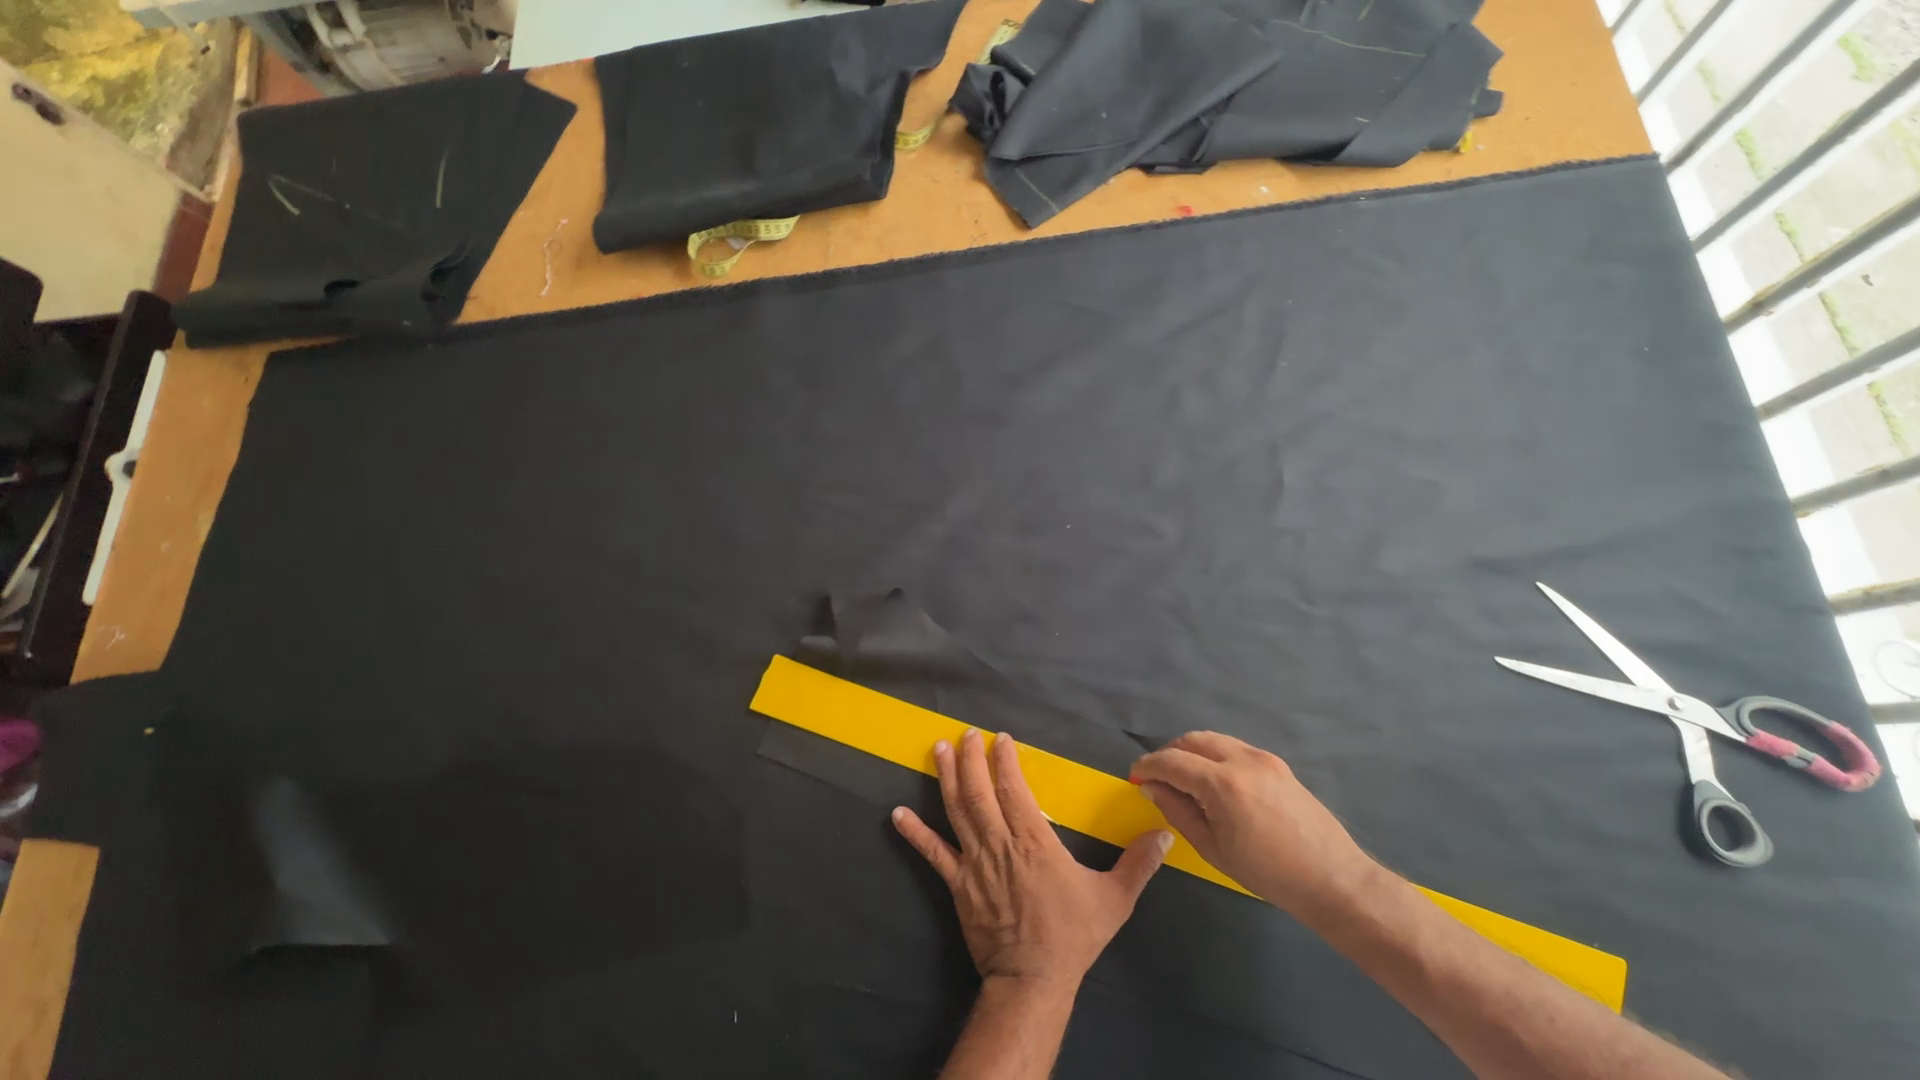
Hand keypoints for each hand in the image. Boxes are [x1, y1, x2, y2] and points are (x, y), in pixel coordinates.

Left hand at [893, 728, 1171, 989]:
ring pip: (957, 811)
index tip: (1000, 740)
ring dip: (945, 778)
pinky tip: (897, 814)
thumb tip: (1165, 834)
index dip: (1005, 761)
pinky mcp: (957, 885)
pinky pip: (932, 854)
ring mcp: (974, 864)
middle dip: (971, 759)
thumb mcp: (1115, 899)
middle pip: (980, 792)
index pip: (1015, 790)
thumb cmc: (1072, 936)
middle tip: (965, 734)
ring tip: (937, 749)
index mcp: (1035, 842)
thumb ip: (1138, 863)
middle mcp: (1001, 845)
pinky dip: (915, 832)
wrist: (1033, 979)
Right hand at [1130, 731, 1378, 922]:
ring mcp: (1264, 758)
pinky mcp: (1278, 764)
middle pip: (1192, 740)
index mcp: (1223, 783)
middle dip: (1168, 754)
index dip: (1147, 766)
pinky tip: (1214, 784)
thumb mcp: (1212, 848)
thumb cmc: (1268, 873)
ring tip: (1183, 780)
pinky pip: (1234, 748)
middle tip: (1157, 779)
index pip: (1171, 761)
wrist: (1332, 878)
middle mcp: (1242, 759)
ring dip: (1191, 752)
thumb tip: (1152, 788)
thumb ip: (1178, 812)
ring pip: (1214, 739)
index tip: (1134, 778)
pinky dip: (1214, 756)